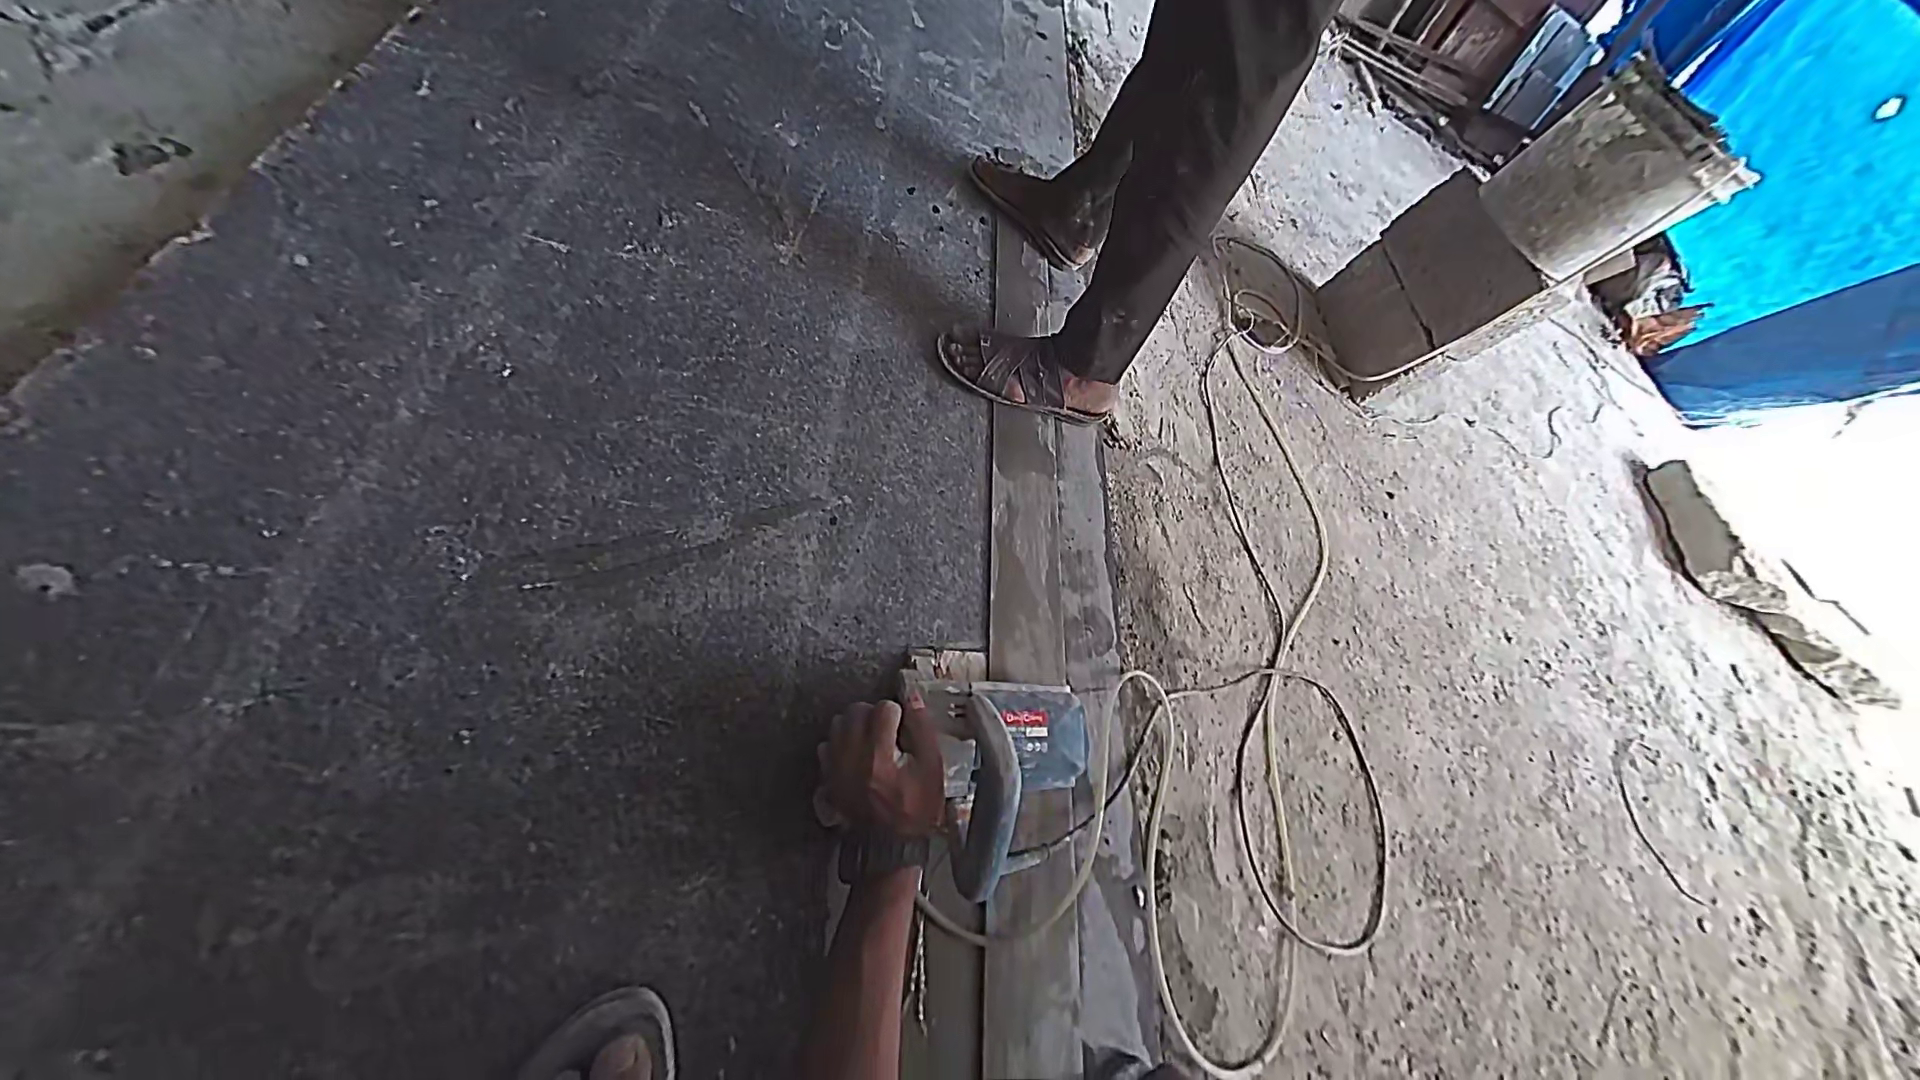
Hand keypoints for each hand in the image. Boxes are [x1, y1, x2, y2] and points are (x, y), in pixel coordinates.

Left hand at [823, 694, 944, 837]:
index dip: (898, 713)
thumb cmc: (917, 809)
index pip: (884, 709)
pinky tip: (856, 754)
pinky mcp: (827, 779)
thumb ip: (923, 730)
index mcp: (879, 757)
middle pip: (856, 711)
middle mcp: (851, 759)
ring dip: (856, 725)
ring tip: (872, 740)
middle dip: (875, 714)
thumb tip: (913, 699)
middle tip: (888, 729)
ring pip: (838, 724)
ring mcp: (835, 769)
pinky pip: (826, 746)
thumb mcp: (932, 769)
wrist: (890, 848)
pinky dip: (840, 743)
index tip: (905, 727)